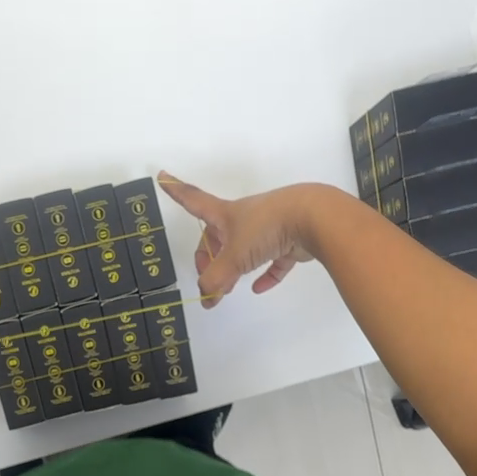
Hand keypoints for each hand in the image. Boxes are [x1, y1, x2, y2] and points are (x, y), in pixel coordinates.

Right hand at [158, 173, 324, 308]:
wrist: (314, 218)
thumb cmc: (267, 228)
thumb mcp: (234, 257)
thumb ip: (216, 280)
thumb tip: (206, 298)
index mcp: (226, 214)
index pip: (194, 201)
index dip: (176, 191)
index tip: (162, 177)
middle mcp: (244, 217)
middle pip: (217, 235)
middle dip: (209, 256)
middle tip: (209, 279)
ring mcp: (267, 227)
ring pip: (243, 249)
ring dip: (233, 269)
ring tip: (229, 288)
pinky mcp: (288, 239)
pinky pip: (272, 260)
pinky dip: (264, 274)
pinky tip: (259, 288)